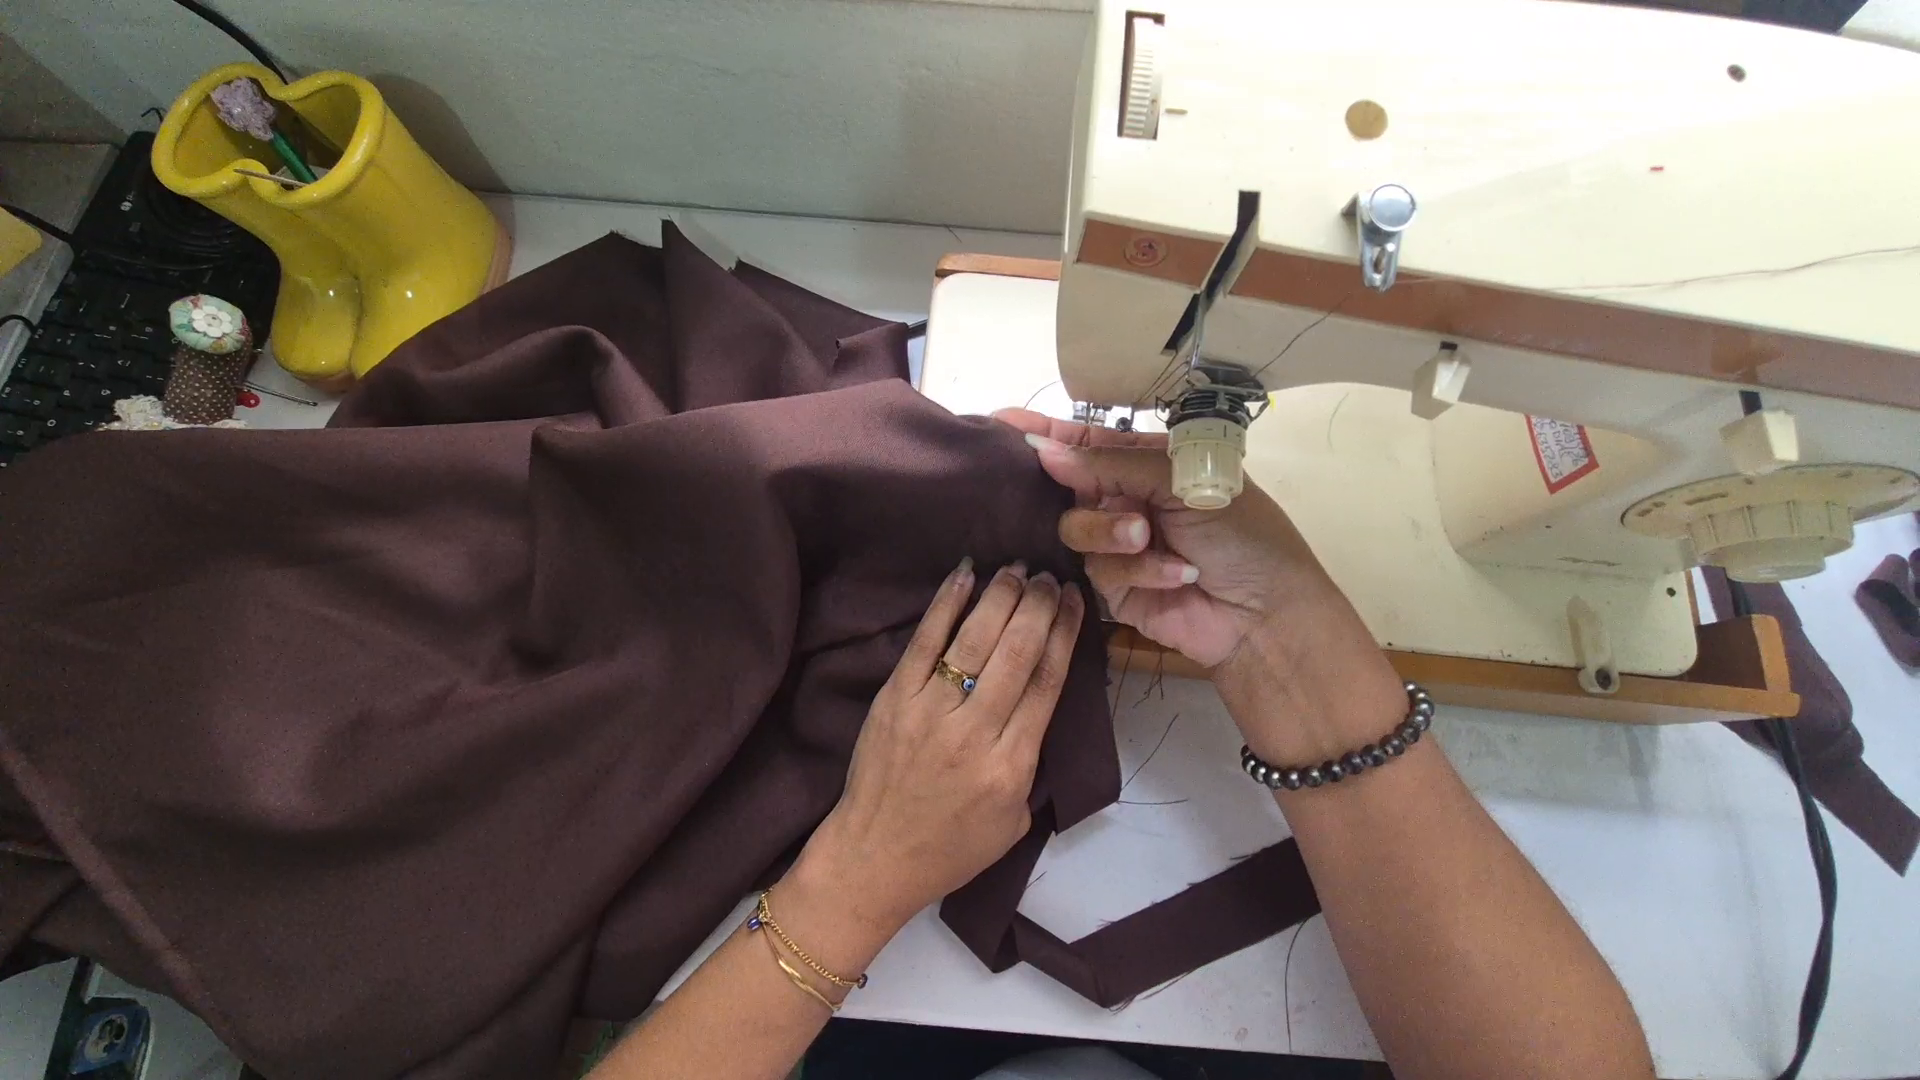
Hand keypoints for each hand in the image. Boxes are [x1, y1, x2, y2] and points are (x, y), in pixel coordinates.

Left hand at [787, 557, 1083, 938]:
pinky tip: (965, 575)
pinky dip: (946, 604)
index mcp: (1011, 764)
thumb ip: (1031, 759)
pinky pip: (923, 642)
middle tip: (1048, 576)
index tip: (1074, 600)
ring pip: (973, 640)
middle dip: (1038, 606)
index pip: (1047, 682)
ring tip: (1017, 569)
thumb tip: (1040, 697)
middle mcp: (974, 731)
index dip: (1064, 632)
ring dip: (1000, 597)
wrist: (874, 858)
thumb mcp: (1015, 819)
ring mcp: (929, 711)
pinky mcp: (893, 698)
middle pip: (1017, 652)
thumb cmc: (951, 846)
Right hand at [994, 409, 1402, 762]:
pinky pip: (1098, 567)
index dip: (1044, 433)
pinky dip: (1138, 569)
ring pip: (1074, 527)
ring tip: (1148, 536)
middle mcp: (1123, 499)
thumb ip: (1110, 464)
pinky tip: (1176, 574)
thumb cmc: (1241, 533)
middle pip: (1066, 484)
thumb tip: (1043, 450)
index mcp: (1144, 463)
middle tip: (1040, 477)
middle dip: (1064, 483)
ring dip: (1113, 531)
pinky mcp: (1111, 587)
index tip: (999, 423)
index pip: (1085, 441)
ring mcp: (1114, 544)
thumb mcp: (1182, 480)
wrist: (1264, 614)